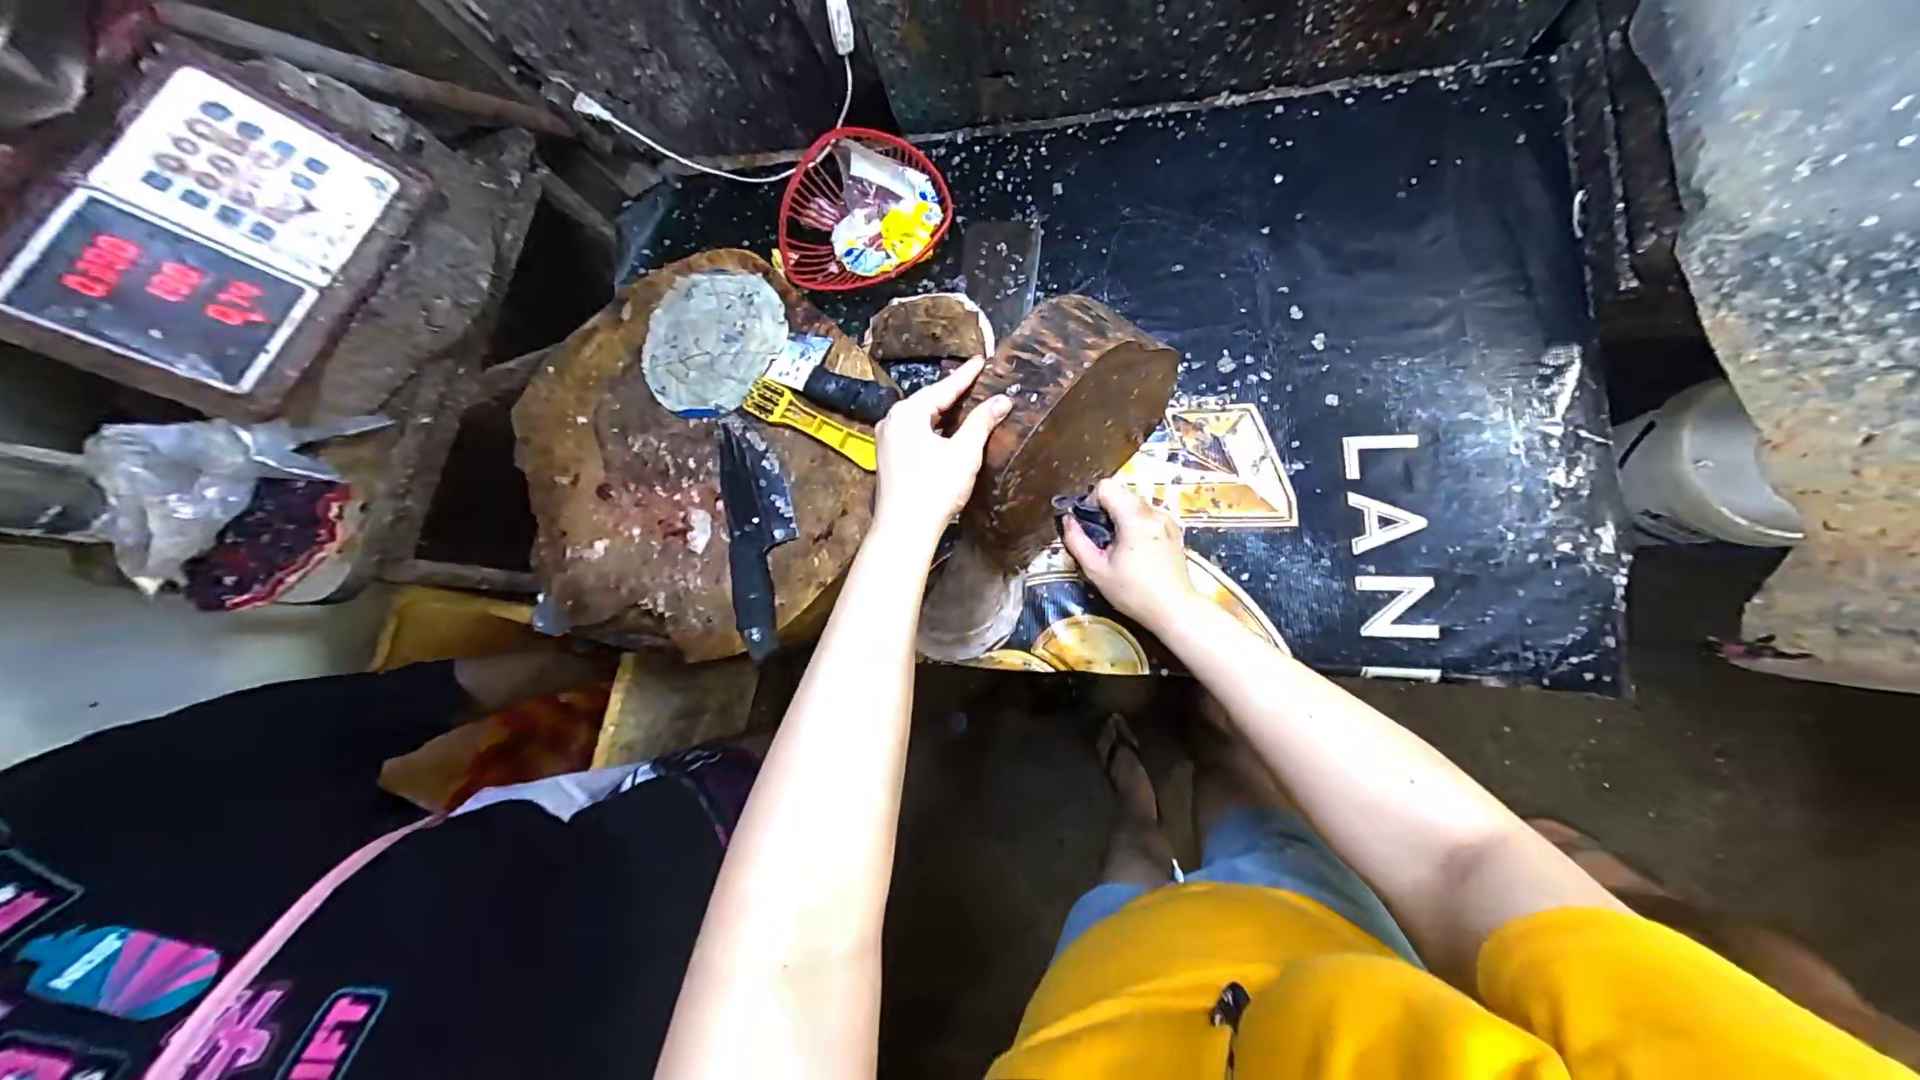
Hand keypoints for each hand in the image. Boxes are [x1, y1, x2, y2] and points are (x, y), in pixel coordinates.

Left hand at [872, 356, 1011, 541]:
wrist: (904, 530)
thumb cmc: (934, 489)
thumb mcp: (964, 452)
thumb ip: (982, 422)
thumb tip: (1002, 400)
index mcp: (907, 413)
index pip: (943, 388)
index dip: (966, 376)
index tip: (981, 362)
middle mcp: (891, 421)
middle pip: (929, 401)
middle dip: (954, 393)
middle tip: (978, 382)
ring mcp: (886, 441)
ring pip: (921, 419)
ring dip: (944, 413)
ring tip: (967, 405)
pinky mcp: (889, 459)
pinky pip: (914, 434)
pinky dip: (933, 430)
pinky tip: (947, 433)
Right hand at [1063, 478, 1201, 628]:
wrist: (1174, 610)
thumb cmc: (1133, 592)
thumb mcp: (1096, 570)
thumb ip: (1076, 541)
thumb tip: (1067, 520)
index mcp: (1135, 518)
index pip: (1106, 487)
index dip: (1092, 502)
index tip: (1089, 525)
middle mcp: (1154, 512)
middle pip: (1121, 494)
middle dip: (1106, 511)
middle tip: (1102, 541)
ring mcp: (1167, 520)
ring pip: (1135, 505)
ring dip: (1121, 519)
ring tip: (1120, 549)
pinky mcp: (1174, 531)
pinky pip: (1148, 517)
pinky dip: (1137, 526)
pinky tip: (1136, 552)